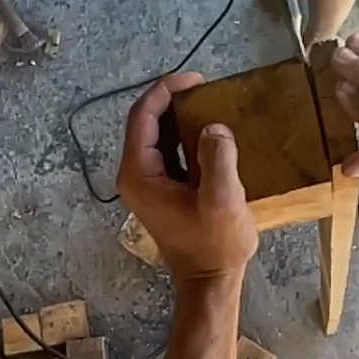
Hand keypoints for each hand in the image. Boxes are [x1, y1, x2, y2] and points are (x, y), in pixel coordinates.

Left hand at [117, 74, 258, 281]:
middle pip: (146, 123)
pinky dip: (184, 135)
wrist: (211, 280)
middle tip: (206, 87)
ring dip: (180, 116)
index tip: (196, 79)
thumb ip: (217, 159)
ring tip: (210, 102)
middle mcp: (135, 176)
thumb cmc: (215, 245)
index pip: (142, 117)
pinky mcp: (162, 190)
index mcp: (139, 174)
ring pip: (157, 135)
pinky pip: (168, 151)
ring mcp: (147, 184)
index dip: (165, 90)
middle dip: (172, 99)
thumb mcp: (222, 201)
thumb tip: (214, 127)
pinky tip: (209, 129)